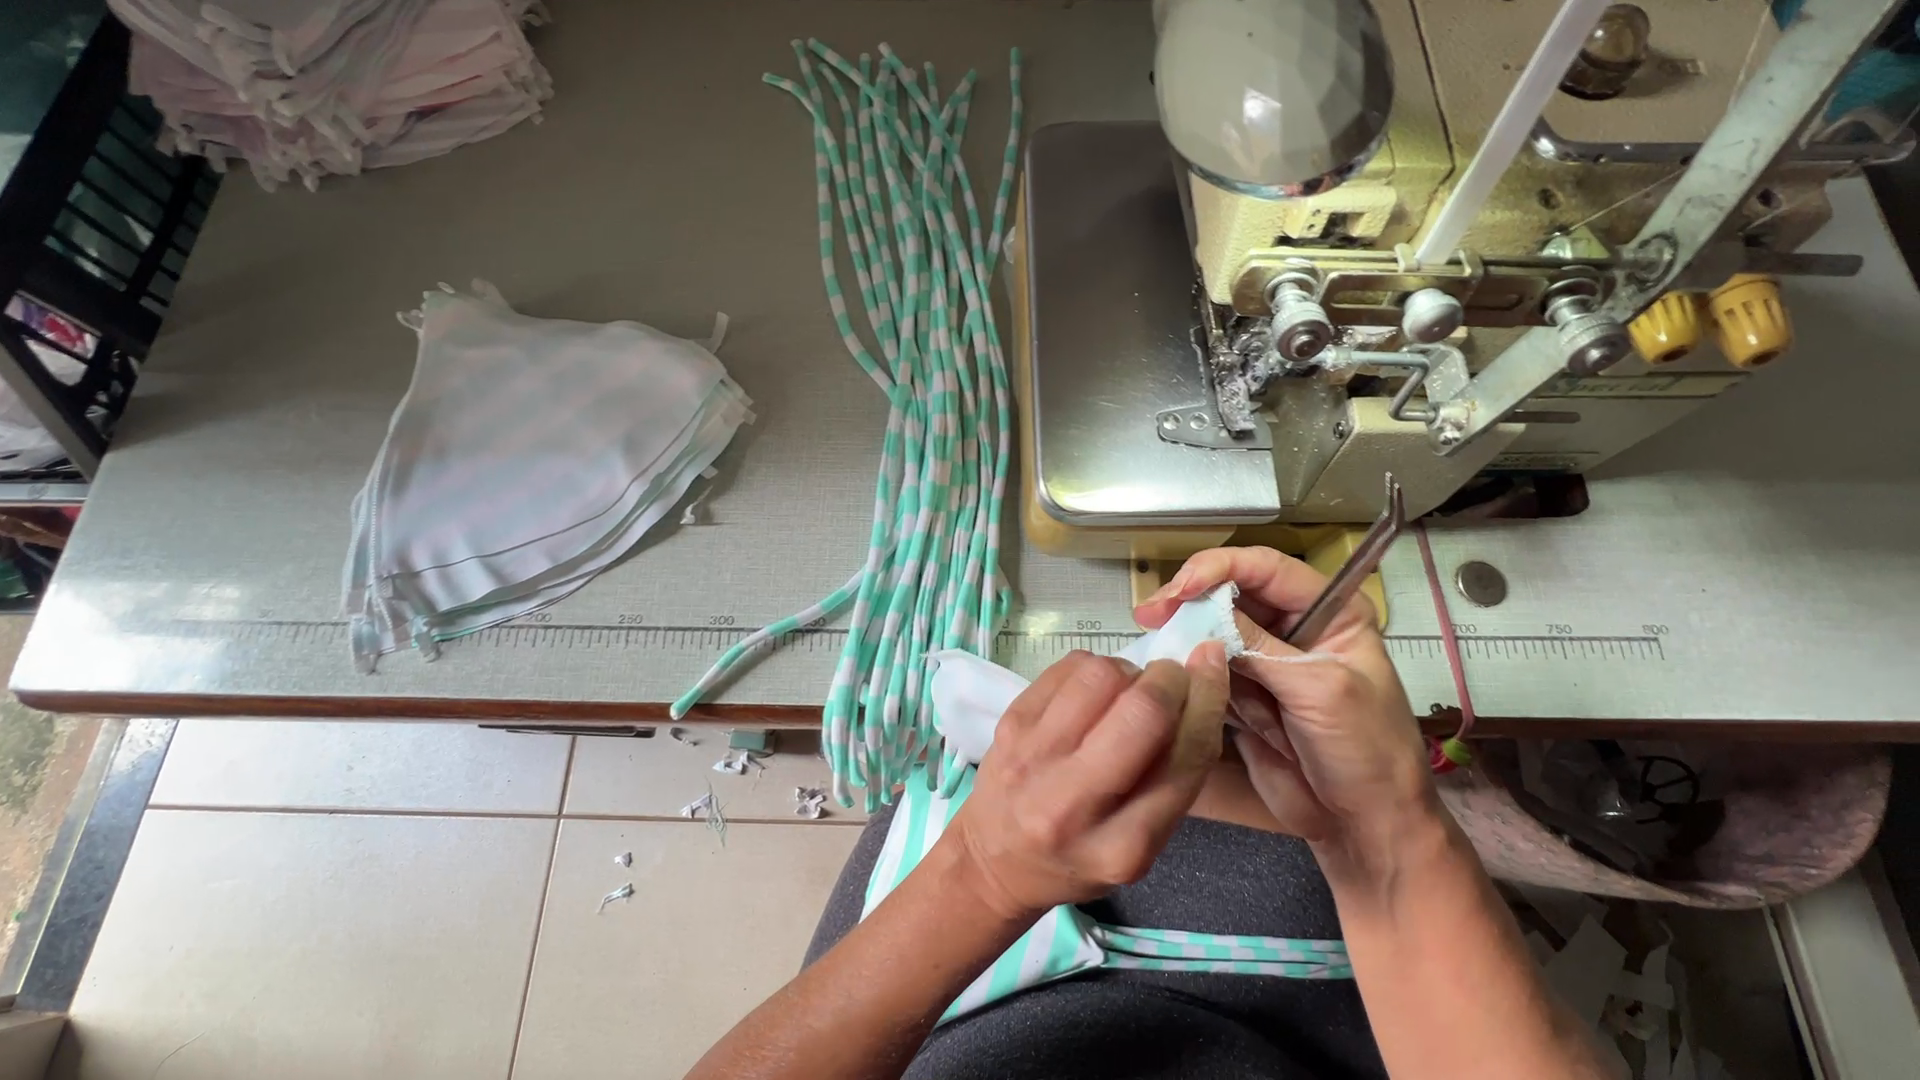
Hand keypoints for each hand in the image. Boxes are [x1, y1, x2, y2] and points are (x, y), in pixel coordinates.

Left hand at [944, 646, 1229, 920]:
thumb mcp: (1139, 844)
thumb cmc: (1080, 857)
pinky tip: (1093, 691)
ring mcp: (1034, 757)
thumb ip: (1175, 776)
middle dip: (1170, 680)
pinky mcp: (1010, 722)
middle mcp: (1073, 802)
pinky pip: (1067, 667)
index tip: (1213, 667)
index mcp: (1123, 847)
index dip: (1208, 701)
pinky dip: (1093, 668)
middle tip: (1170, 681)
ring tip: (1127, 691)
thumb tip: (1203, 680)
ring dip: (1129, 671)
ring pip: (1101, 676)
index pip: (1184, 758)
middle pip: (1143, 711)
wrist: (995, 861)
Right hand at [1133, 547, 1434, 868]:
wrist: (1363, 826)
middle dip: (1190, 599)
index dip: (1218, 570)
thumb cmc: (1364, 751)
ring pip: (1213, 630)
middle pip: (1232, 594)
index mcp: (1331, 611)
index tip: (1177, 590)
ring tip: (1152, 639)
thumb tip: (1201, 614)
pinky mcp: (1244, 694)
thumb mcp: (1320, 690)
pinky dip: (1185, 668)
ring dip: (1183, 633)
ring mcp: (1266, 661)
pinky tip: (1164, 669)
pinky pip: (1206, 669)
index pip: (1266, 569)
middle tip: (1149, 614)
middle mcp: (1295, 627)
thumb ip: (1260, 648)